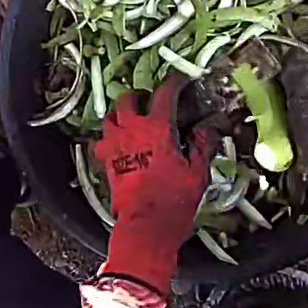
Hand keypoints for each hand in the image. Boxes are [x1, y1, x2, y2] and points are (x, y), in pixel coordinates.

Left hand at [94, 75, 218, 293]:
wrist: (146, 227)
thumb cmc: (171, 203)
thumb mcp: (197, 172)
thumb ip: (202, 145)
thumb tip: (206, 131)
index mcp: (157, 129)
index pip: (163, 93)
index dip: (173, 82)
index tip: (179, 80)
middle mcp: (131, 132)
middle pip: (127, 98)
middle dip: (139, 95)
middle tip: (150, 100)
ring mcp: (115, 146)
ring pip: (109, 116)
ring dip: (120, 113)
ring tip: (131, 117)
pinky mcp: (105, 162)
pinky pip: (101, 140)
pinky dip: (108, 136)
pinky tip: (119, 142)